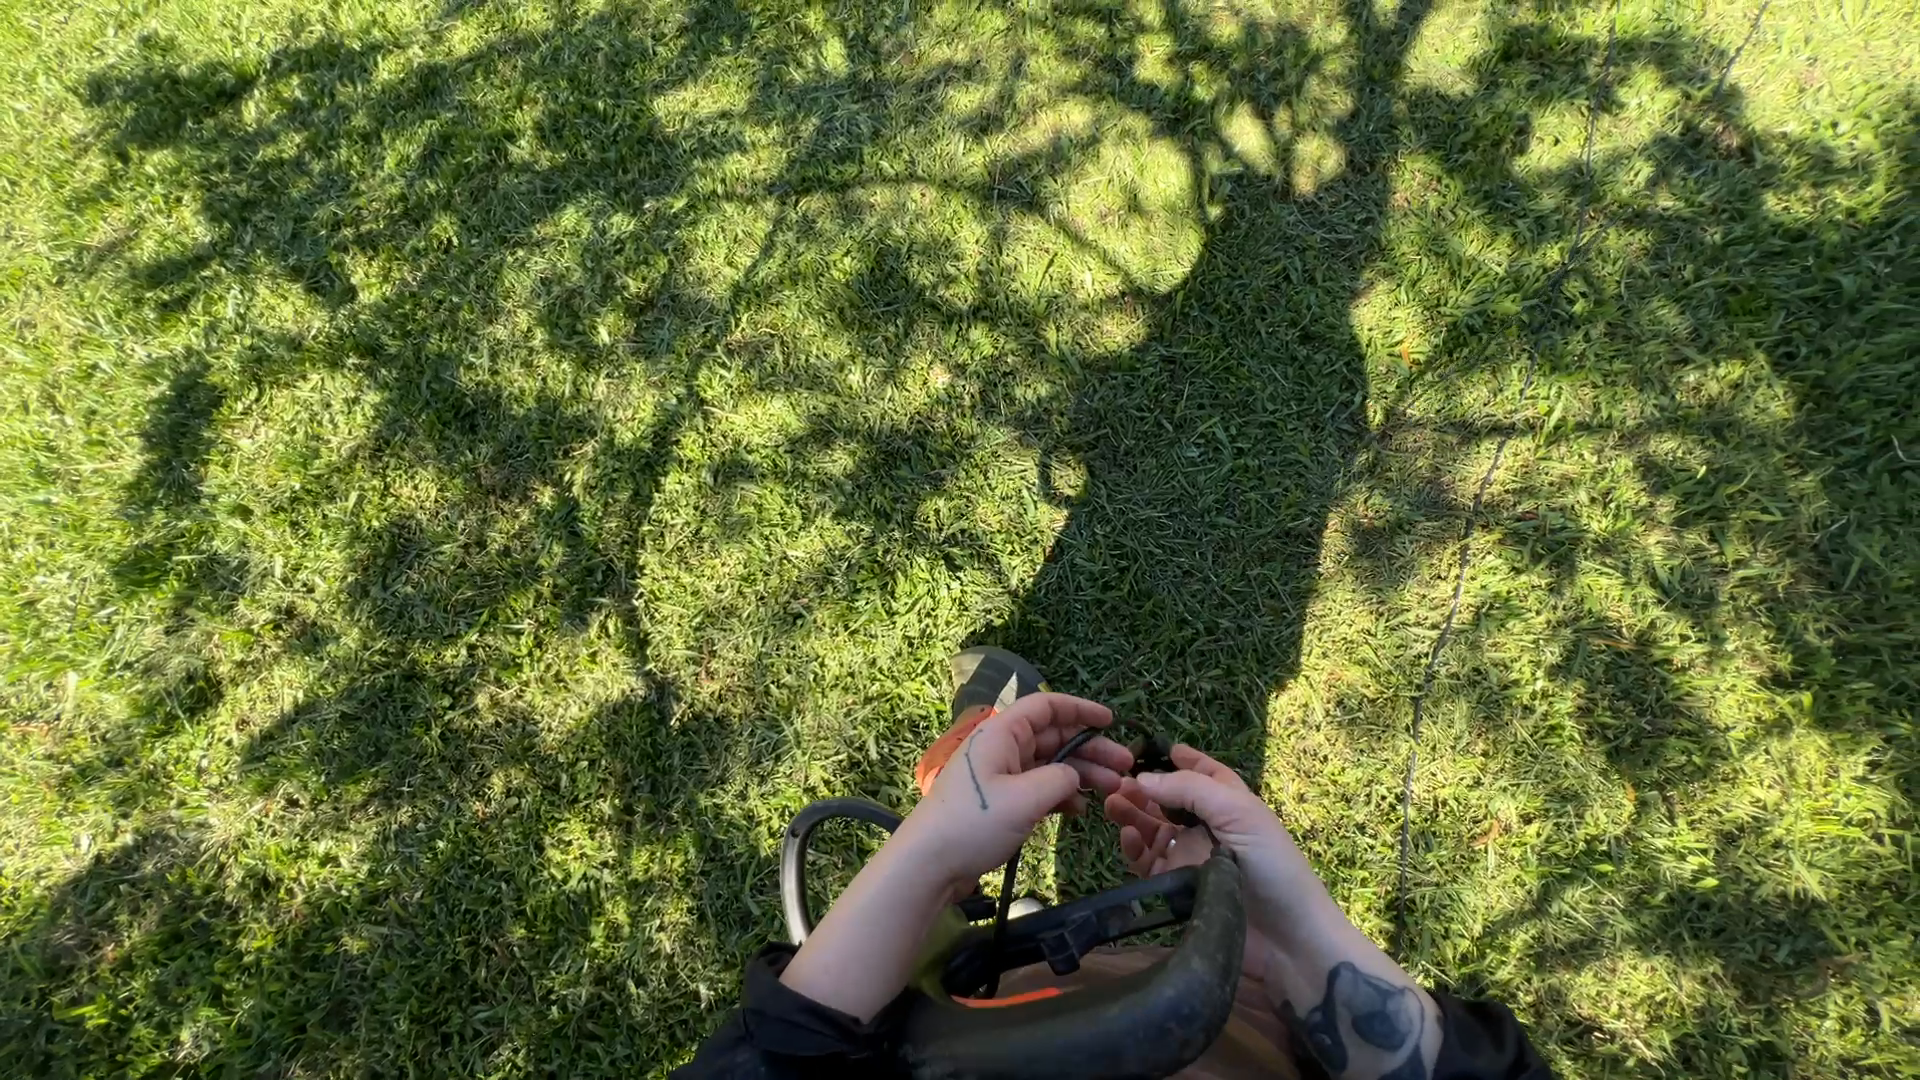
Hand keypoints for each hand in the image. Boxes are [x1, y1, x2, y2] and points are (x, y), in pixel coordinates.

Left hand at [893, 692, 1132, 896]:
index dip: (1080, 709)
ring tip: (1113, 791)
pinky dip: (1061, 794)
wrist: (929, 864)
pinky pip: (1039, 786)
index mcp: (1002, 733)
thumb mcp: (1024, 798)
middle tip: (1125, 768)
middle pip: (1053, 737)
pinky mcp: (1001, 801)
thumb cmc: (974, 822)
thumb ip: (1059, 778)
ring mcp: (1001, 774)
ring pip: (1050, 763)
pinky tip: (1080, 809)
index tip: (1112, 721)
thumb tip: (1075, 775)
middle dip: (1090, 749)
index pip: (1046, 706)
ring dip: (1081, 774)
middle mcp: (1002, 747)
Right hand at [1104, 755, 1276, 978]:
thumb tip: (1142, 780)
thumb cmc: (1272, 865)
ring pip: (1151, 827)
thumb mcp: (1238, 813)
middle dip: (1143, 787)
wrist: (1287, 941)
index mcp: (1230, 803)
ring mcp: (1190, 856)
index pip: (1204, 773)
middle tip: (1116, 781)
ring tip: (1113, 804)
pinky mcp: (1176, 886)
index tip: (1150, 748)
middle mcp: (1208, 826)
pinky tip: (1127, 836)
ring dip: (1131, 812)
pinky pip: (1147, 860)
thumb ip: (1189, 789)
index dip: (1182, 759)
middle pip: (1168, 799)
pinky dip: (1133, 846)